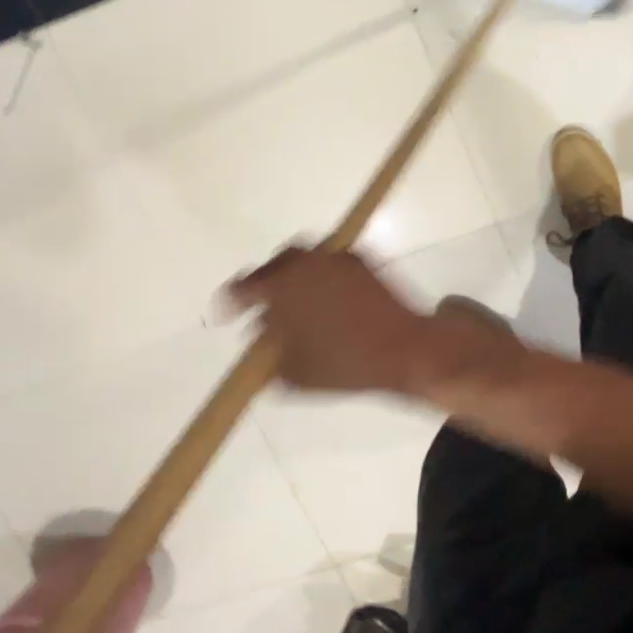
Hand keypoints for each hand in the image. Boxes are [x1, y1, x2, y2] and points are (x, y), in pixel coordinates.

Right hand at [227, 246, 444, 394]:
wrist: (406, 348)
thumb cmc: (346, 364)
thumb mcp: (294, 374)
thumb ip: (269, 355)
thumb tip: (262, 339)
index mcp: (283, 285)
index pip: (244, 286)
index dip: (232, 301)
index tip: (227, 313)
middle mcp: (308, 262)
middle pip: (276, 265)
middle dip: (266, 283)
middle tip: (264, 307)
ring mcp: (338, 258)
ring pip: (306, 259)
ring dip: (295, 277)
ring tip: (296, 305)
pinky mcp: (364, 262)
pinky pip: (332, 263)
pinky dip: (323, 276)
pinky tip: (327, 301)